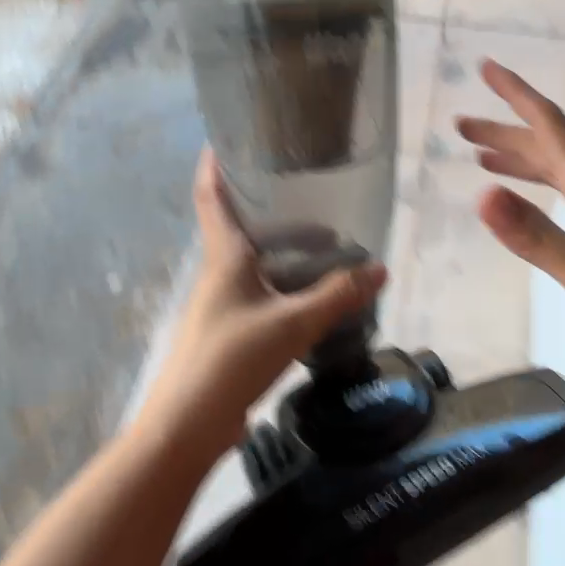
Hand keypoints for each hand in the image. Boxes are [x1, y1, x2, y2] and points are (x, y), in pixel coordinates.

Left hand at [134, 150, 387, 457]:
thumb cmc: (231, 359)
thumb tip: (379, 269)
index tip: (222, 137)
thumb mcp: (292, 323)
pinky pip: (260, 297)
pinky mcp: (227, 336)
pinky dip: (284, 288)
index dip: (214, 166)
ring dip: (286, 255)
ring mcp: (220, 308)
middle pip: (244, 230)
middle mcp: (218, 275)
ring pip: (255, 266)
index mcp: (224, 258)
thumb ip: (337, 296)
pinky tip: (312, 303)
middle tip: (318, 202)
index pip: (212, 198)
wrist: (185, 428)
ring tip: (328, 253)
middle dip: (278, 214)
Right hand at [456, 60, 564, 372]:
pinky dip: (542, 179)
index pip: (550, 127)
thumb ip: (536, 237)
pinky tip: (531, 192)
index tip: (486, 67)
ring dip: (519, 157)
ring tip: (480, 155)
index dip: (516, 94)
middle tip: (460, 126)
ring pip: (561, 165)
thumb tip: (481, 194)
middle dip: (504, 131)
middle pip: (550, 144)